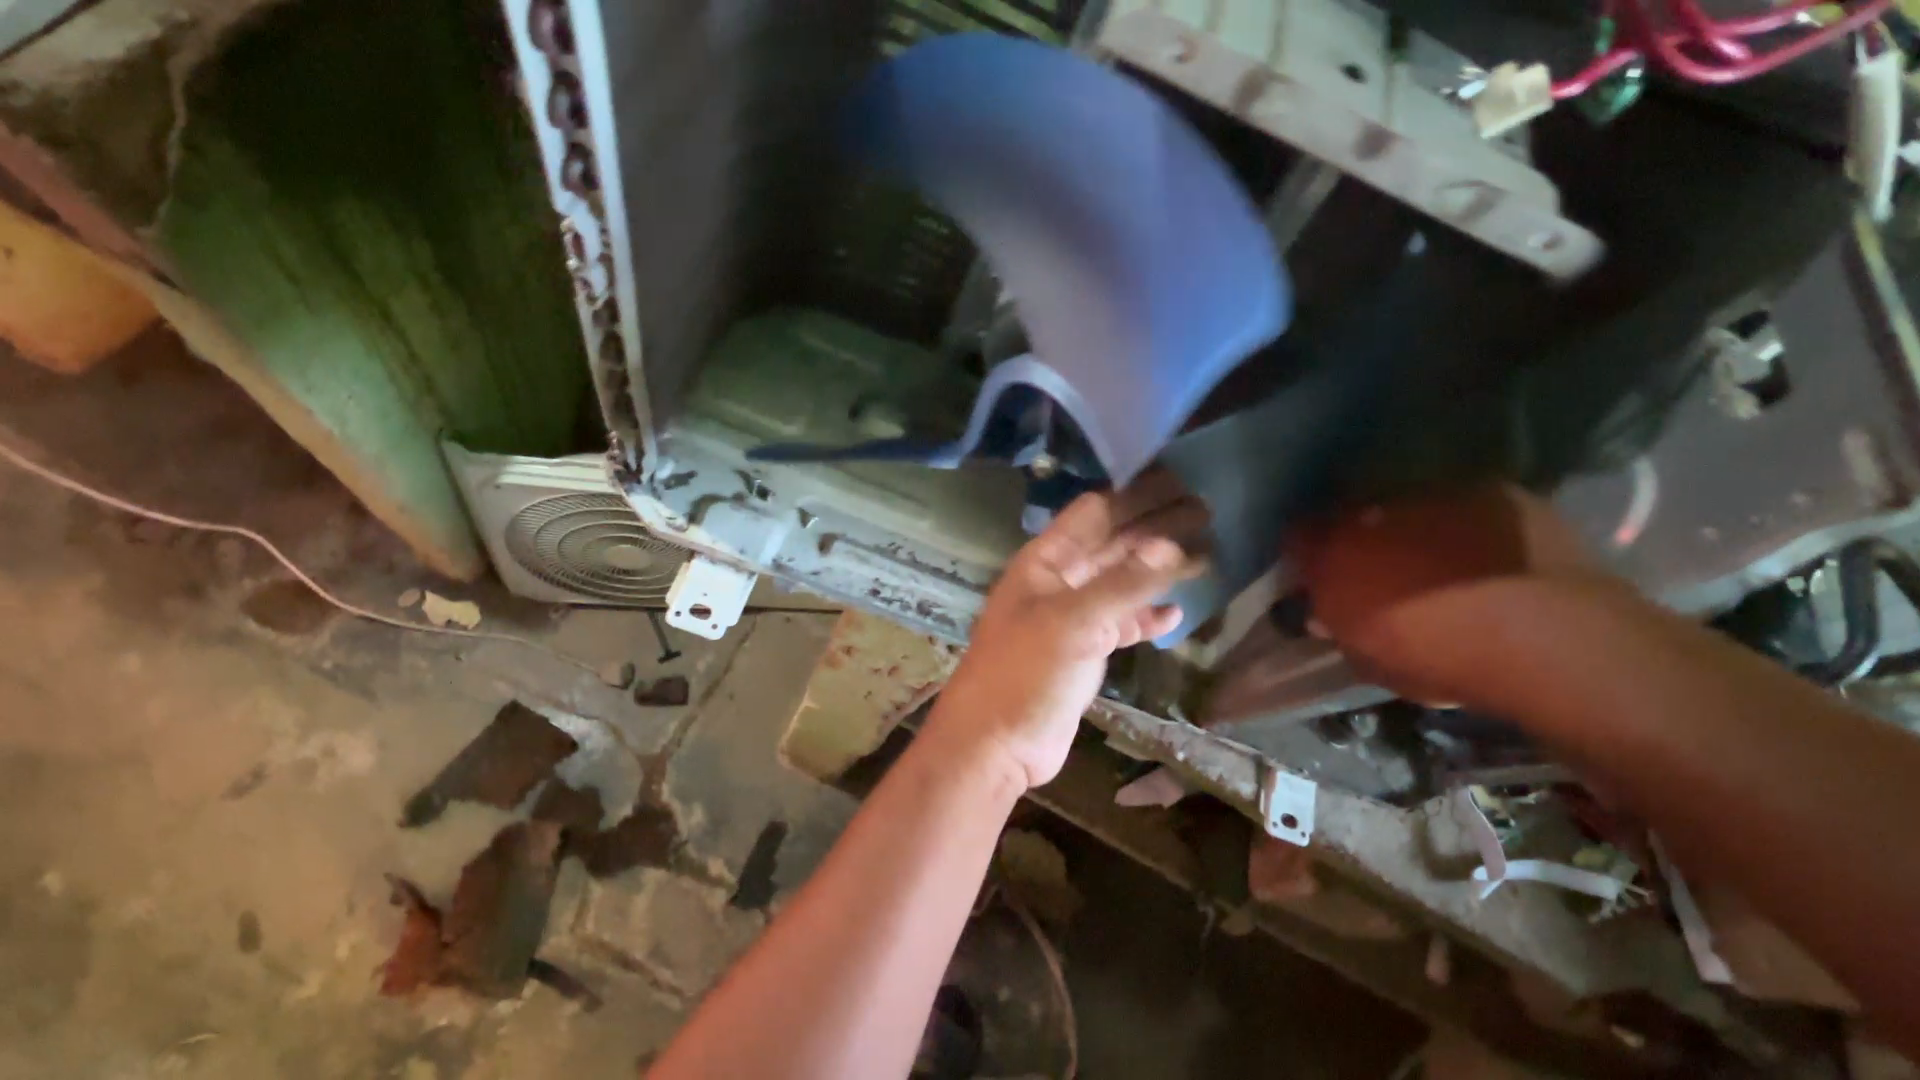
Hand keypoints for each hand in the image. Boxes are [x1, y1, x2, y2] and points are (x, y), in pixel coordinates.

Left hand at [930, 476, 1205, 788]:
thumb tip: (1172, 544)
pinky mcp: (1082, 652)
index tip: (1180, 482)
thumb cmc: (1025, 674)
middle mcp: (1057, 582)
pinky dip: (1146, 617)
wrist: (996, 745)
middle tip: (1207, 511)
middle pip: (1113, 543)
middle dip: (1155, 528)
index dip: (1135, 495)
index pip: (1094, 513)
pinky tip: (1177, 613)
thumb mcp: (1074, 622)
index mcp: (1045, 562)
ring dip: (1157, 571)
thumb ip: (1123, 583)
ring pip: (1120, 583)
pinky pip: (1120, 623)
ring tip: (1206, 556)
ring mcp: (1069, 618)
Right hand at [1291, 484, 1612, 705]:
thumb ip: (1336, 625)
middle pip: (1352, 515)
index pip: (1299, 537)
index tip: (1315, 583)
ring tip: (1433, 564)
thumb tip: (1324, 613)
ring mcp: (1438, 493)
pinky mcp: (1498, 492)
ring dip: (1409, 528)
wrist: (1548, 636)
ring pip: (1407, 506)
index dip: (1305, 559)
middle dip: (1357, 538)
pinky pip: (1465, 506)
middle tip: (1375, 573)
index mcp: (1336, 547)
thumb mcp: (1366, 659)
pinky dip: (1464, 525)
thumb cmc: (1441, 655)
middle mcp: (1378, 507)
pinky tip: (1483, 557)